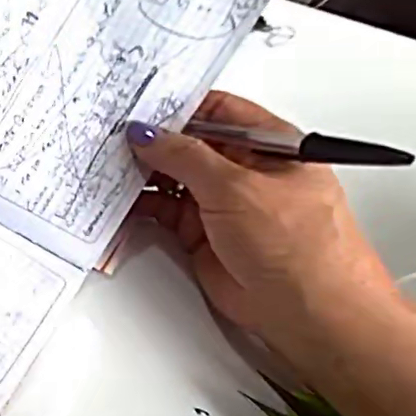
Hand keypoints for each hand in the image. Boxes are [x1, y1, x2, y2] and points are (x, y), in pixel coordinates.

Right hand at [130, 92, 398, 354]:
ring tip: (111, 170)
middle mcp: (243, 172)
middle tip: (115, 140)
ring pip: (171, 180)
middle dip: (152, 143)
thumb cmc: (302, 248)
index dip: (179, 105)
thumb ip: (186, 157)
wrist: (304, 309)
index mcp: (266, 145)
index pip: (216, 110)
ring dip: (142, 176)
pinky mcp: (200, 235)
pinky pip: (163, 213)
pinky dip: (140, 208)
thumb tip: (150, 135)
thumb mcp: (237, 186)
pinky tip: (121, 202)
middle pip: (187, 145)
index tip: (141, 107)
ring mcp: (220, 205)